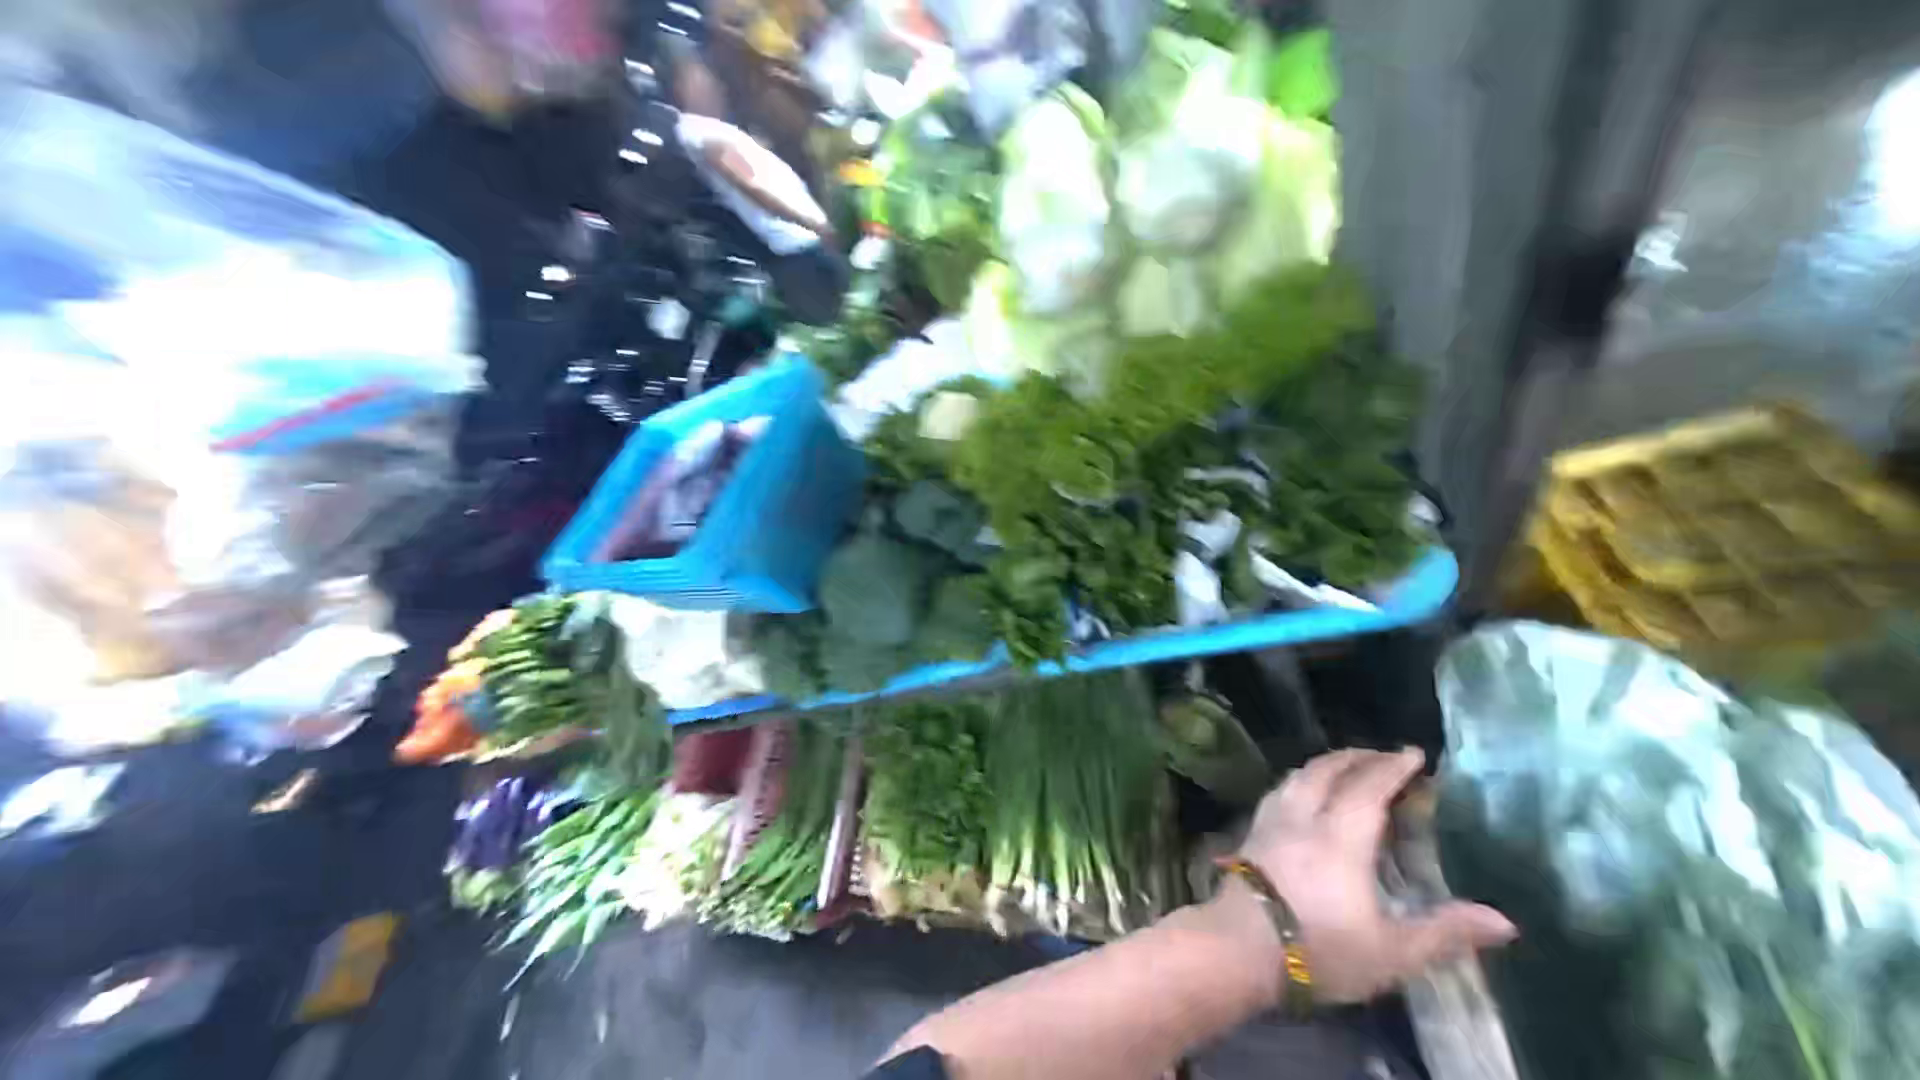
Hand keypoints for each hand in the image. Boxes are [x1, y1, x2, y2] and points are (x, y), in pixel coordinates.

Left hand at [1226, 747, 1515, 1003]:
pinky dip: (1300, 779)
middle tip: (1383, 754)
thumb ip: (1445, 932)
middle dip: (1358, 757)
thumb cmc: (1319, 949)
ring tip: (1345, 765)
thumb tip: (1504, 921)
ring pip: (1299, 776)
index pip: (1368, 787)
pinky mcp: (1251, 832)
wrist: (1238, 946)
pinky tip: (1302, 789)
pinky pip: (1281, 790)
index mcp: (1340, 837)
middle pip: (1329, 771)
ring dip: (1326, 763)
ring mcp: (1272, 821)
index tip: (1414, 753)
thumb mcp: (1392, 952)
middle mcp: (1303, 817)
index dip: (1392, 767)